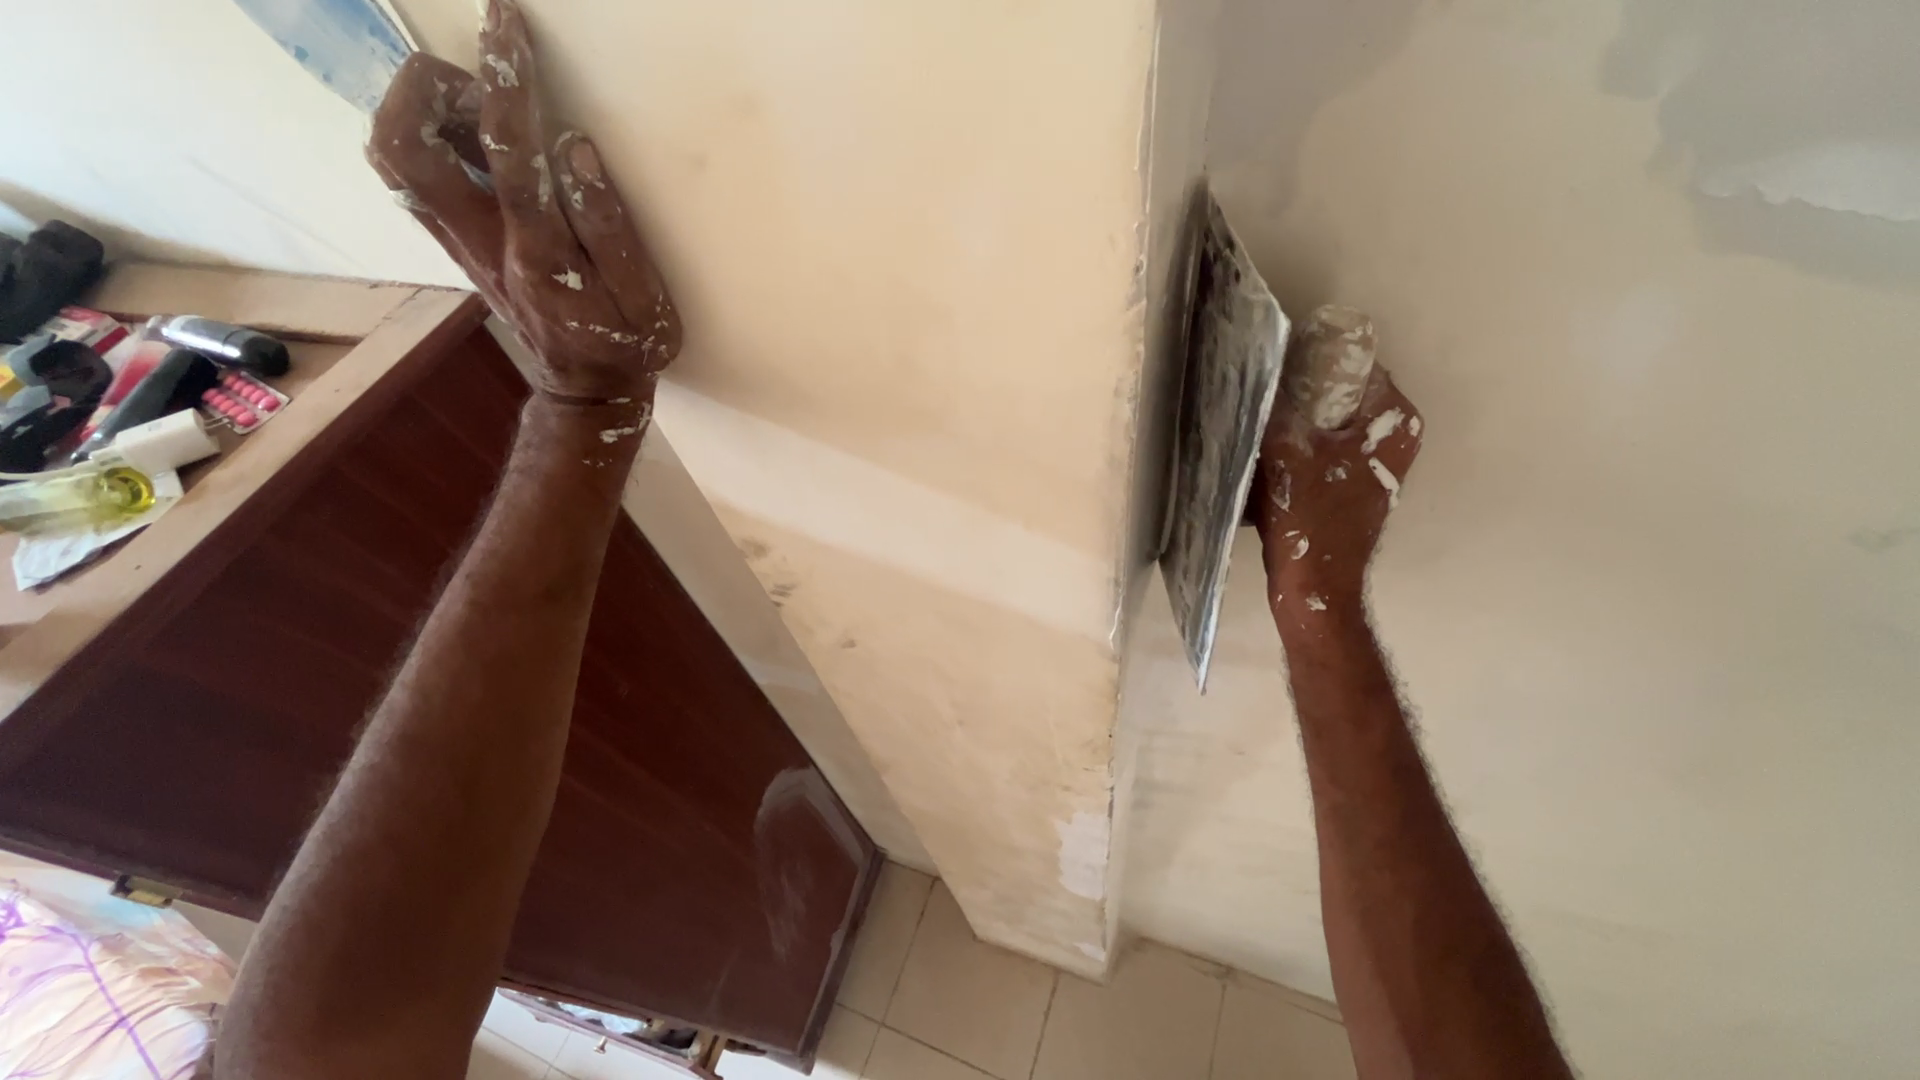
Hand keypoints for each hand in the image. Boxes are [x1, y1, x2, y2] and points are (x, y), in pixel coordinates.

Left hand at [365, 0, 679, 403]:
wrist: (585, 392)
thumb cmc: (626, 347)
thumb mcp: (648, 302)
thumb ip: (613, 229)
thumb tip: (575, 150)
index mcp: (539, 255)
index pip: (509, 153)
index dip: (507, 81)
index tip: (506, 25)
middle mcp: (482, 243)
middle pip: (403, 146)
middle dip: (429, 89)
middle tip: (488, 89)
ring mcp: (460, 244)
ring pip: (395, 159)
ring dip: (424, 111)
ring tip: (485, 114)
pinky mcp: (458, 245)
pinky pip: (414, 178)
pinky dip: (431, 138)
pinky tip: (478, 143)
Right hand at [1252, 368, 1422, 610]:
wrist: (1314, 587)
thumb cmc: (1309, 519)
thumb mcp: (1286, 452)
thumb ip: (1277, 405)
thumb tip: (1259, 366)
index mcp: (1393, 422)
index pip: (1356, 365)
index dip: (1314, 360)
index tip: (1276, 363)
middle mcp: (1393, 439)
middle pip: (1340, 395)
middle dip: (1301, 392)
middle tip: (1261, 393)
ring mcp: (1374, 467)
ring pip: (1327, 425)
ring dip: (1296, 422)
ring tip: (1259, 420)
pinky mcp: (1353, 489)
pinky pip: (1321, 451)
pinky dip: (1298, 449)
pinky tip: (1267, 455)